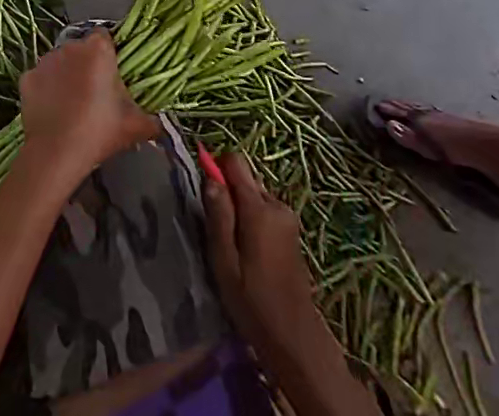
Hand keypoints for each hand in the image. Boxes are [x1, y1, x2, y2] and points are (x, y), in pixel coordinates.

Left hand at [18, 29, 157, 186]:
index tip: (113, 72)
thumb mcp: (135, 126)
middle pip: (81, 49)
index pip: (105, 37)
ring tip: (72, 102)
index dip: (109, 53)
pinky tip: (52, 109)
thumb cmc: (98, 131)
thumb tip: (160, 124)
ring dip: (65, 74)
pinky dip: (45, 89)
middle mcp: (69, 47)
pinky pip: (40, 78)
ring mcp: (44, 61)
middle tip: (95, 92)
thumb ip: (152, 120)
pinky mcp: (26, 78)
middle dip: (87, 64)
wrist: (55, 154)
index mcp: (98, 50)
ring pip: (59, 61)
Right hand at [203, 154, 376, 415]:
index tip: (203, 192)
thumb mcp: (224, 259)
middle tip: (214, 228)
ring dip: (239, 210)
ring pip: (254, 196)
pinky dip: (251, 221)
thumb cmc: (252, 300)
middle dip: (227, 194)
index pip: (236, 162)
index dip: (216, 168)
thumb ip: (218, 215)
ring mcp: (288, 218)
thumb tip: (210, 177)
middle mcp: (277, 204)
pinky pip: (264, 211)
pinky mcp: (291, 231)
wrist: (294, 336)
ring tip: (228, 245)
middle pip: (245, 179)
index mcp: (260, 208)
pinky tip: (245, 252)